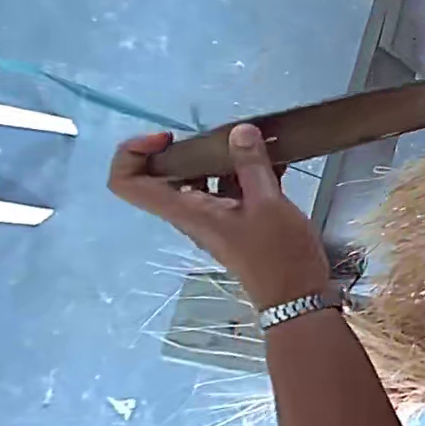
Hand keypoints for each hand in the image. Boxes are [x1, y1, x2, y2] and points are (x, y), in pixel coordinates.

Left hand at [108, 125, 330, 309]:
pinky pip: (230, 190)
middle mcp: (193, 214)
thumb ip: (252, 165)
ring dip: (223, 159)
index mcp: (187, 211)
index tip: (170, 137)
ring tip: (256, 145)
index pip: (128, 182)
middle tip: (222, 137)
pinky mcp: (238, 222)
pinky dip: (245, 173)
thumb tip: (240, 131)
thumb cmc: (279, 253)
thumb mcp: (269, 204)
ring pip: (202, 181)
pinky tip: (275, 164)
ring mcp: (215, 219)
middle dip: (191, 148)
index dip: (134, 153)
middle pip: (166, 176)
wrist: (296, 294)